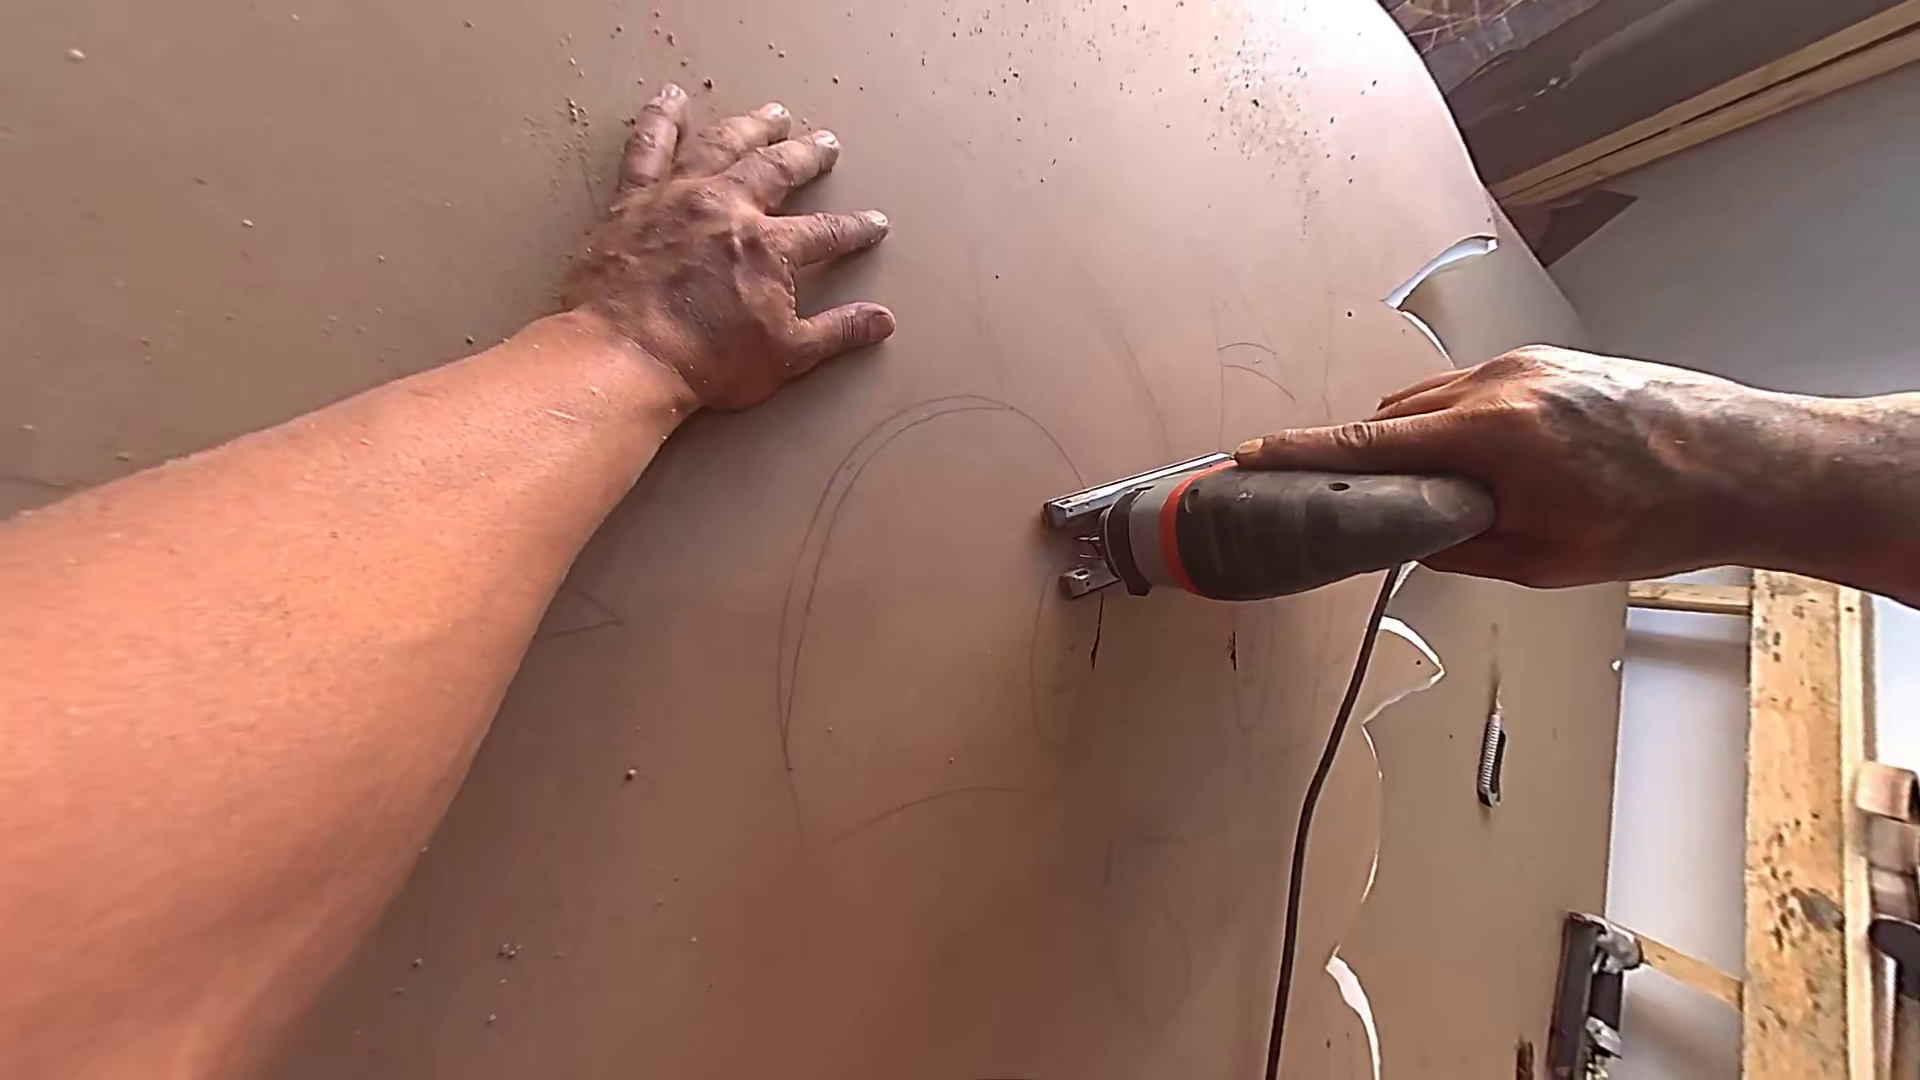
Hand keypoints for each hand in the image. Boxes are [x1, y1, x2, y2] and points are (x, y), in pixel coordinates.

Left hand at [563, 84, 895, 410]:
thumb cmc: (709, 362)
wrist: (629, 357)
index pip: (827, 232)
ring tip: (773, 113)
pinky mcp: (634, 202)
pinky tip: (673, 101)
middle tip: (826, 145)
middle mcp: (727, 208)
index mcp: (769, 247)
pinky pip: (648, 146)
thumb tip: (883, 320)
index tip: (874, 224)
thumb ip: (839, 331)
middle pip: (777, 170)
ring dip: (752, 126)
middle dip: (807, 157)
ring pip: (723, 145)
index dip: (856, 229)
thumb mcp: (789, 354)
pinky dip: (662, 120)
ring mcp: (678, 198)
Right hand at [1233, 346, 1799, 586]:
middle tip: (1342, 488)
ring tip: (1414, 475)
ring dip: (1399, 434)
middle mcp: (1500, 385)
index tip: (1253, 451)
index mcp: (1493, 434)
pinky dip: (1436, 417)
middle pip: (1385, 417)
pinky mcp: (1540, 360)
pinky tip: (1455, 448)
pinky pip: (1455, 386)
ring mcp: (1522, 365)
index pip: (1365, 442)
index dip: (1299, 449)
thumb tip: (1407, 536)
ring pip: (1418, 399)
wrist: (1767, 465)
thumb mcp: (1541, 558)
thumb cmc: (1665, 516)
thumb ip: (1455, 545)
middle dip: (1355, 451)